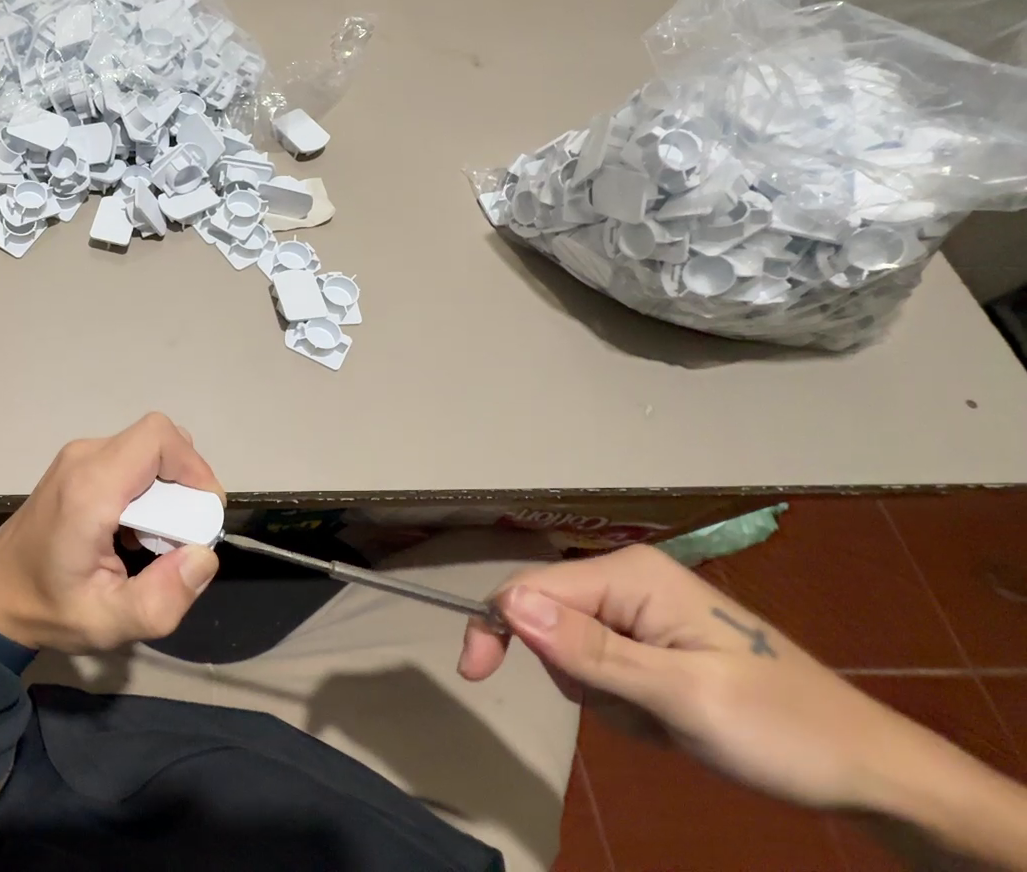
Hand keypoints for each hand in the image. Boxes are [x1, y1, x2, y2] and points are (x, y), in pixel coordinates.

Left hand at [0, 413, 222, 652]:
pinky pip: (129, 460)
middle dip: (184, 487)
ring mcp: (77, 458)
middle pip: (157, 443)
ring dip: (166, 491)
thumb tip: (203, 556)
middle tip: (180, 538)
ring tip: (156, 541)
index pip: (158, 438)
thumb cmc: (47, 608)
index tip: (200, 517)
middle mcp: (83, 459)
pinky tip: (134, 532)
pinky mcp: (77, 466)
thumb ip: (163, 597)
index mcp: (90, 489)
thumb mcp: (109, 623)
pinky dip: (147, 490)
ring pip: (146, 451)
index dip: (193, 468)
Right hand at [457, 544, 936, 813]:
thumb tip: (509, 604)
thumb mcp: (680, 695)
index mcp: (631, 575)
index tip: (476, 678)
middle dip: (575, 675)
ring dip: (602, 696)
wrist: (869, 771)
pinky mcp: (650, 638)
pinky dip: (620, 702)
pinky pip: (597, 667)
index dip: (495, 629)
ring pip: (568, 650)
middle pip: (546, 619)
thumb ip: (590, 650)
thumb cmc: (781, 730)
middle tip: (635, 710)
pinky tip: (667, 717)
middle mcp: (629, 579)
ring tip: (662, 717)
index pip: (528, 589)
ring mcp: (641, 608)